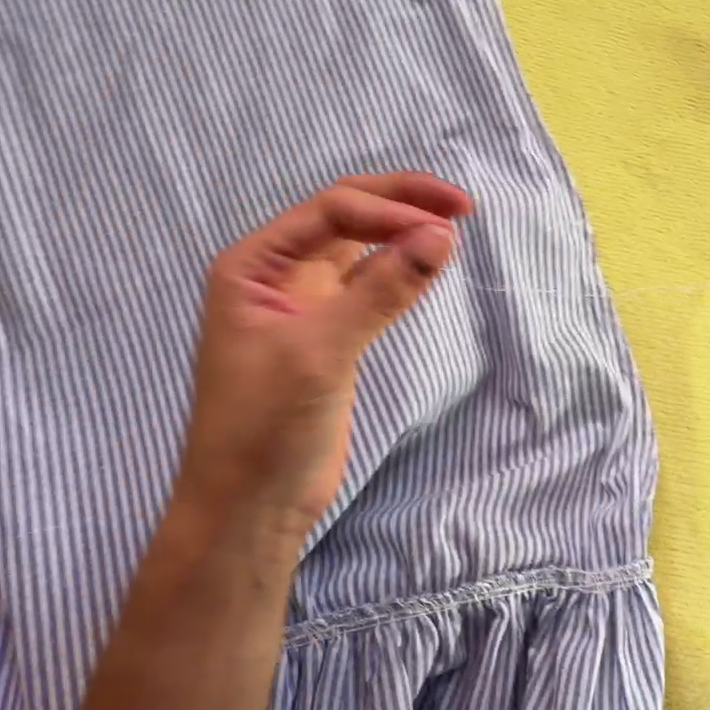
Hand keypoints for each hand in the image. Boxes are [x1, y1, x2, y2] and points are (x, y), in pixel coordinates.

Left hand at [178, 172, 472, 538]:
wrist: (249, 506)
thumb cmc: (263, 427)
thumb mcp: (320, 352)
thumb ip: (380, 291)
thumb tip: (442, 235)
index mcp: (254, 264)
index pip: (330, 211)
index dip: (387, 210)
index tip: (442, 226)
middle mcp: (276, 273)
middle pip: (345, 216)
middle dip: (400, 204)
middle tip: (460, 203)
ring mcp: (304, 303)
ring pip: (359, 248)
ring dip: (402, 233)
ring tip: (452, 225)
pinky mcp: (329, 335)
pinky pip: (368, 287)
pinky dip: (400, 272)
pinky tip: (429, 264)